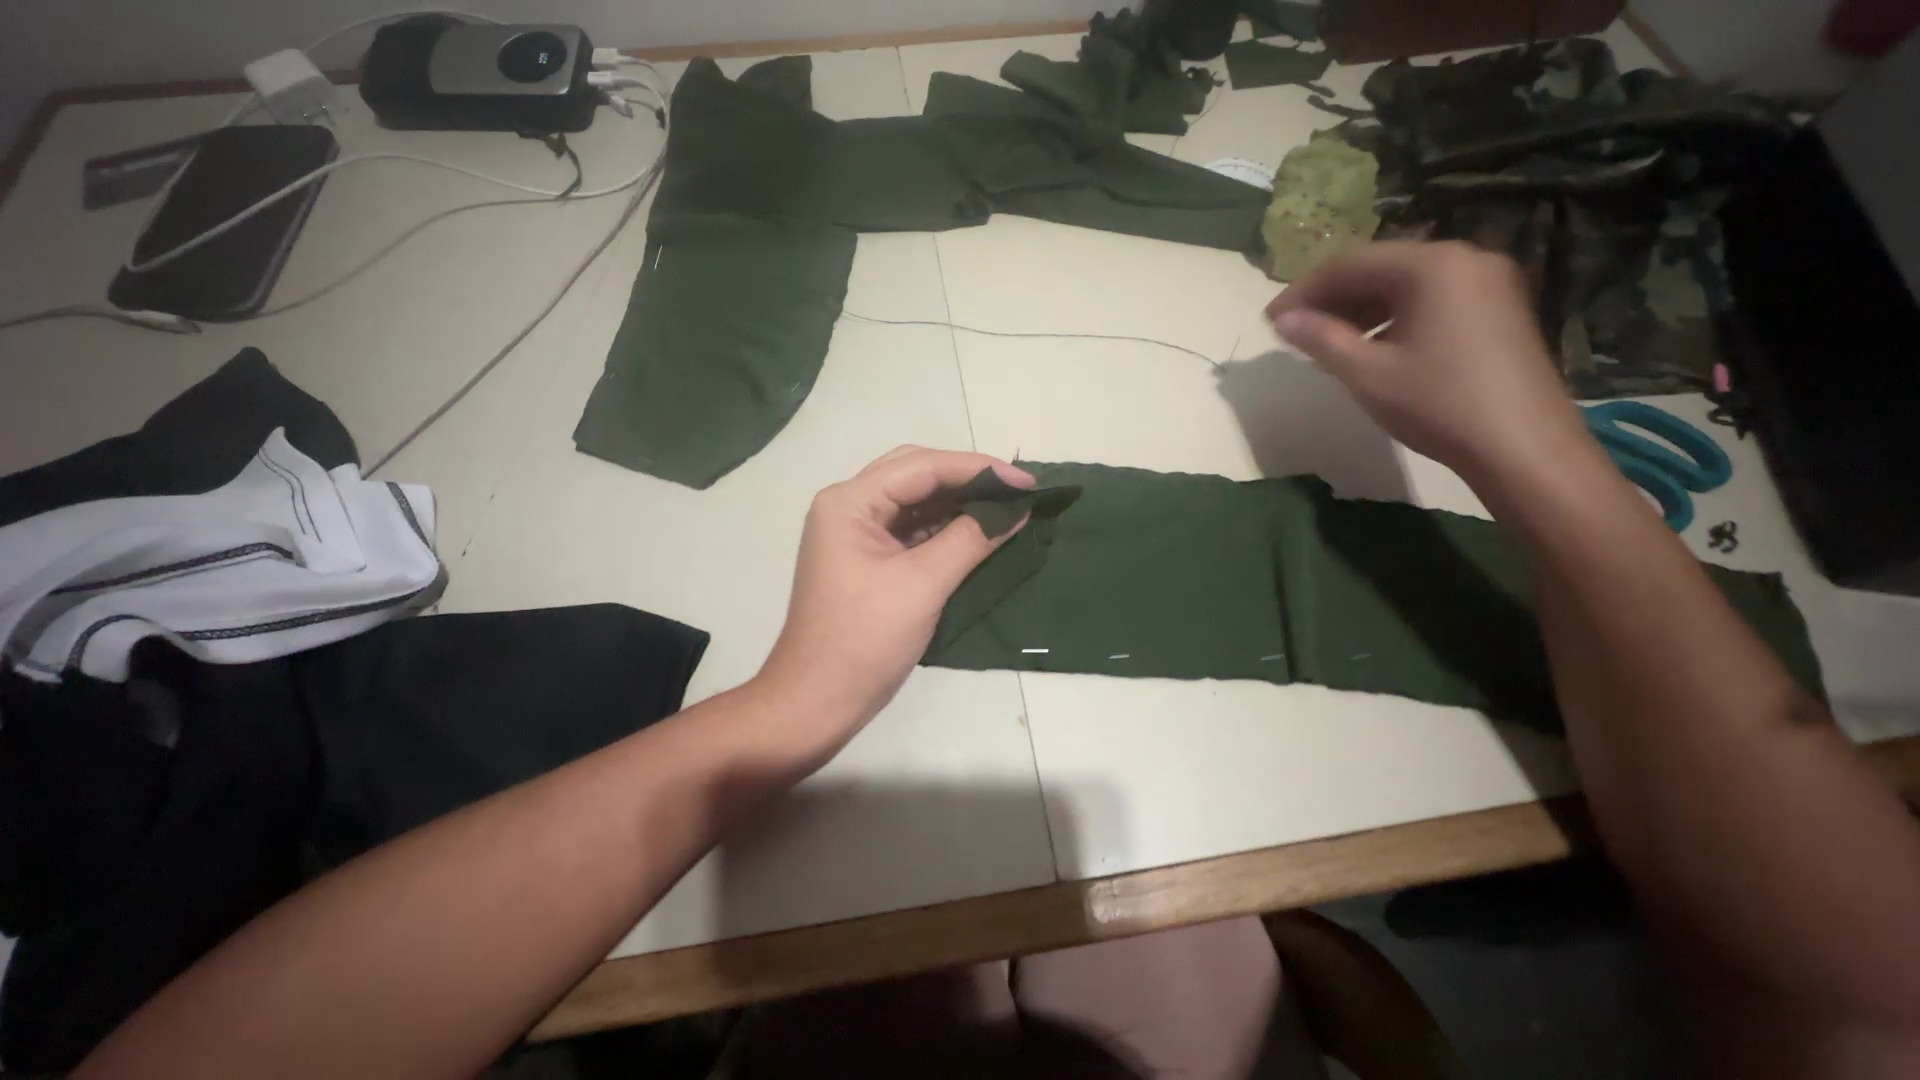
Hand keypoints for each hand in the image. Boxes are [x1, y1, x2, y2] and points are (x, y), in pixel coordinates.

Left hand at [759, 446, 1033, 752]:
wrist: (816, 702)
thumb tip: (1016, 510)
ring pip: (915, 502)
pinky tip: (980, 533)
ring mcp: (856, 536)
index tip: (1028, 482)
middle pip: (916, 475)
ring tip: (1008, 509)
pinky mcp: (867, 562)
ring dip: (959, 504)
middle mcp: (848, 508)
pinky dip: (946, 530)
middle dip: (968, 480)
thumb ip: (971, 539)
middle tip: (1018, 491)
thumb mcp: (923, 585)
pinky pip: (912, 531)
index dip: (978, 469)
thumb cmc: (864, 641)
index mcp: (849, 503)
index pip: (922, 466)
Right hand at [1265, 241, 1596, 487]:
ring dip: (1362, 309)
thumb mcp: (1368, 374)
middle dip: (1333, 298)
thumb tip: (1282, 320)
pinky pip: (1433, 299)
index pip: (1350, 264)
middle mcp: (1464, 259)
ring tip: (1327, 344)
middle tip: (1295, 332)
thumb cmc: (1439, 405)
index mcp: (1432, 265)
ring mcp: (1488, 282)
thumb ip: (1321, 339)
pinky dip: (1395, 317)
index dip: (1304, 291)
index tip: (1271, 321)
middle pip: (1380, 268)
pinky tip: (1373, 347)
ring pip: (1406, 284)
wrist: (1522, 447)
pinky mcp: (1499, 307)